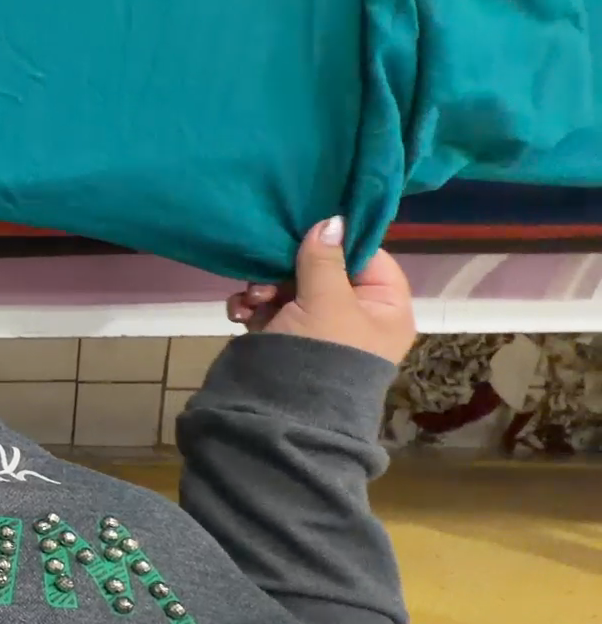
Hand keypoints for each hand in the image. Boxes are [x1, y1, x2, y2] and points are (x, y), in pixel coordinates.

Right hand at [224, 217, 416, 365]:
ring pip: (285, 288)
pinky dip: (249, 306)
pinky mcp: (280, 335)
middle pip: (319, 272)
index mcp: (383, 307)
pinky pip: (265, 308)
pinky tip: (239, 313)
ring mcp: (313, 325)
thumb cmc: (320, 350)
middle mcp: (352, 314)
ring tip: (249, 301)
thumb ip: (324, 260)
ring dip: (261, 289)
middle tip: (265, 277)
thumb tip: (333, 218)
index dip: (335, 244)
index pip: (365, 259)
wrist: (281, 405)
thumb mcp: (325, 301)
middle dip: (285, 272)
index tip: (304, 233)